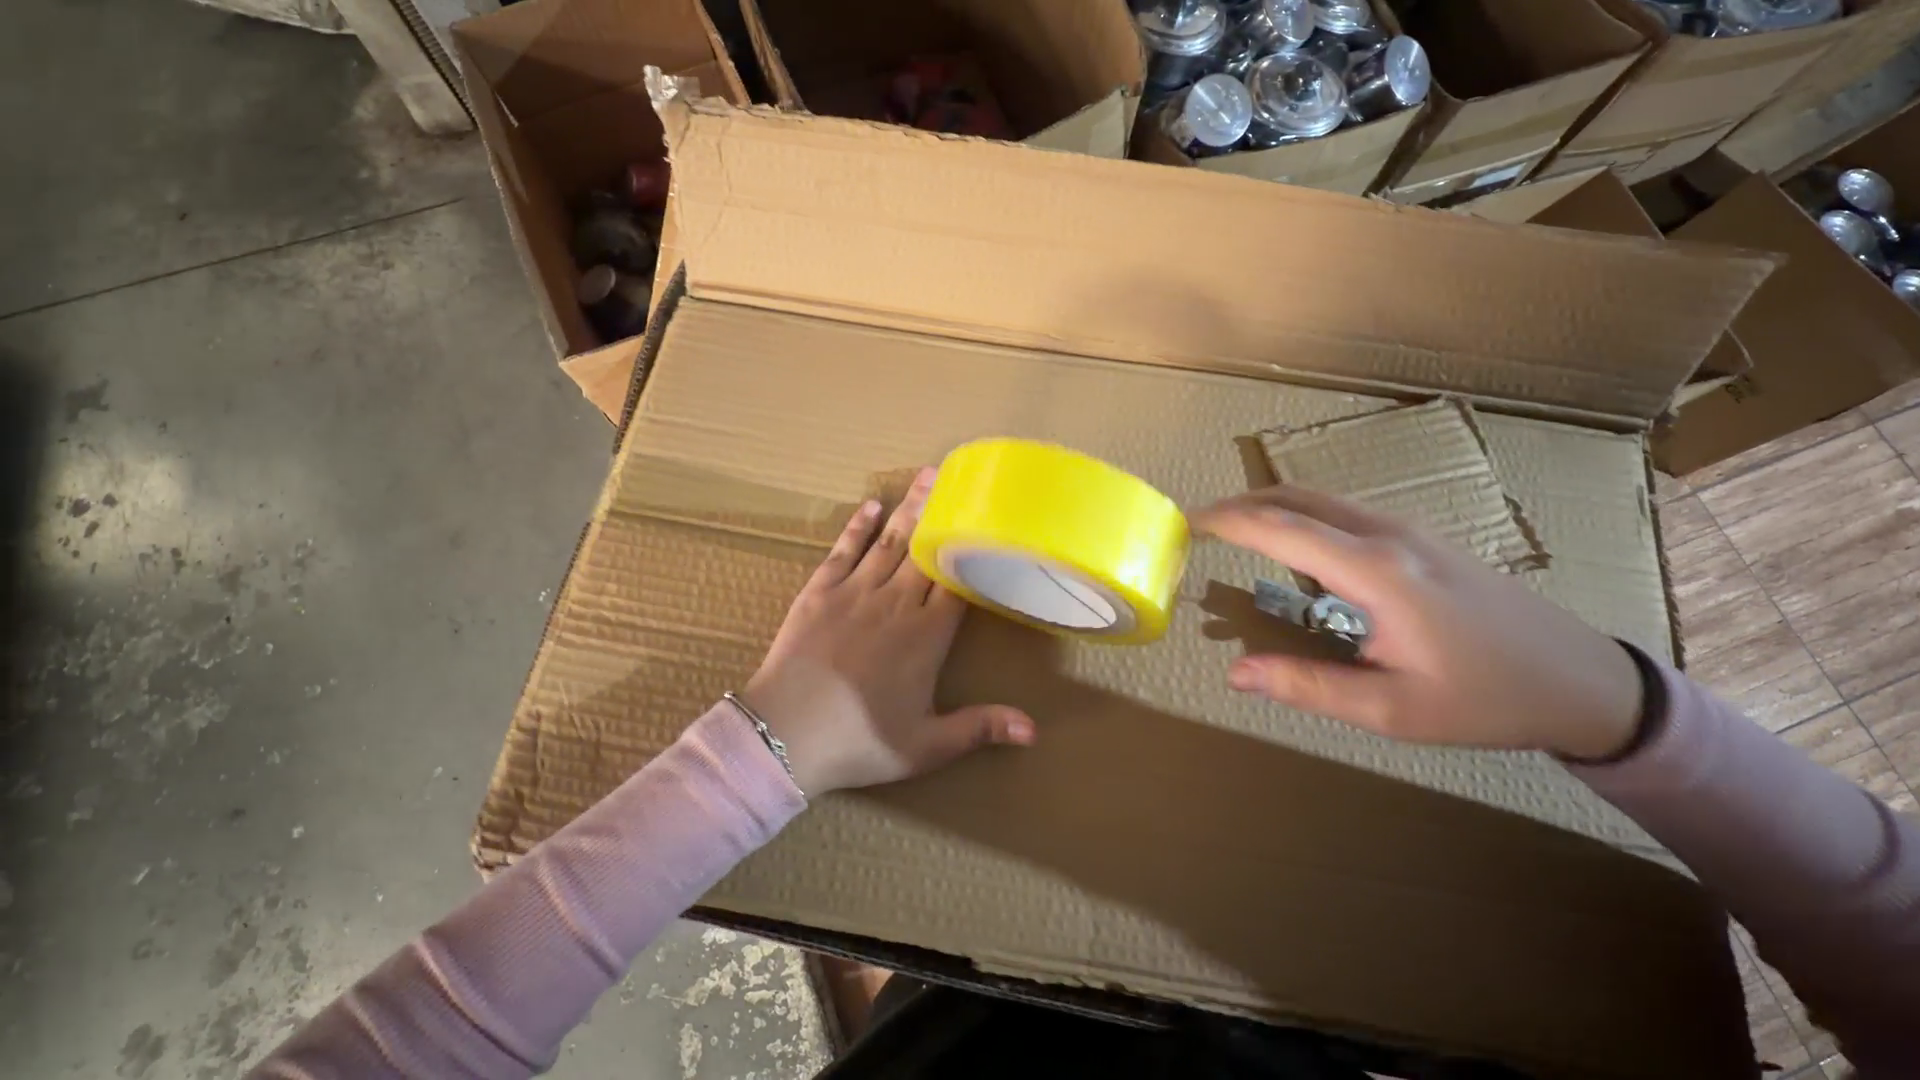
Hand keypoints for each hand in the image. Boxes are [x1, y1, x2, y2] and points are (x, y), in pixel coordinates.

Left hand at [742, 467, 1035, 795]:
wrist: (785, 735)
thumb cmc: (860, 742)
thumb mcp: (926, 746)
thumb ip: (980, 728)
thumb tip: (1035, 729)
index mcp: (927, 636)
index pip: (958, 582)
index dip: (974, 551)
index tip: (990, 522)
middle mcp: (896, 603)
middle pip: (926, 550)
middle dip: (945, 513)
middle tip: (960, 477)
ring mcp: (855, 593)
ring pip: (890, 542)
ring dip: (909, 508)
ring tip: (927, 477)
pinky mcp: (819, 592)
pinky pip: (843, 550)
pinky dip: (857, 527)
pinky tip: (870, 506)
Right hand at [1192, 486, 1644, 760]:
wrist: (1580, 679)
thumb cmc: (1484, 699)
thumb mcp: (1391, 710)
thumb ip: (1308, 686)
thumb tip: (1236, 672)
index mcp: (1376, 573)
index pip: (1282, 528)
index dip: (1227, 520)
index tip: (1185, 522)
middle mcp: (1388, 536)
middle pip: (1298, 498)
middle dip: (1242, 505)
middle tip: (1199, 525)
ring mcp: (1410, 531)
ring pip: (1322, 500)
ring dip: (1273, 508)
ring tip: (1235, 535)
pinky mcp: (1422, 539)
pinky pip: (1345, 513)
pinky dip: (1303, 517)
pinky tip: (1295, 549)